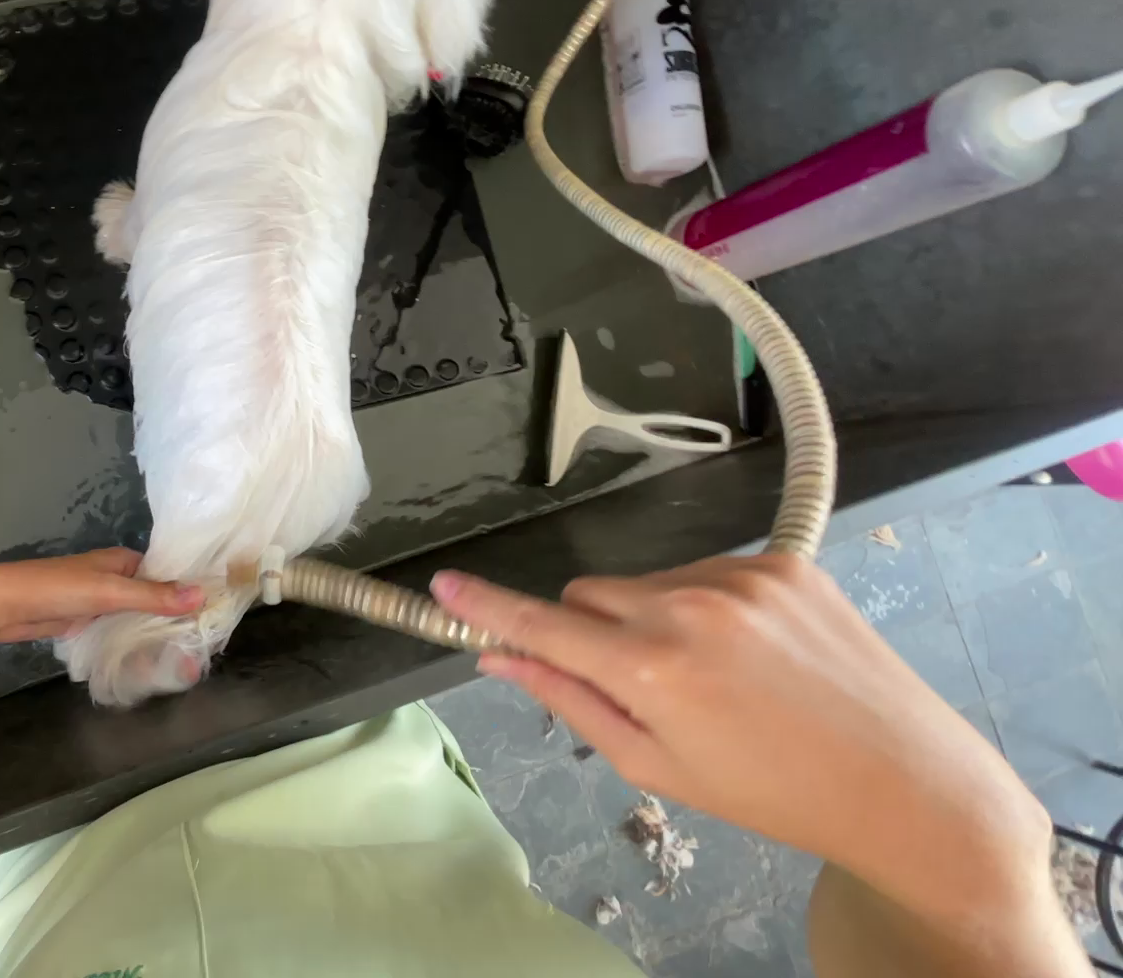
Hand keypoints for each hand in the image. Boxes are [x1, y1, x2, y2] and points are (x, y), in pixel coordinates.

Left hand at [0, 548, 202, 643]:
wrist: (5, 604)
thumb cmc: (58, 588)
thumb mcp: (110, 591)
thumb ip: (154, 596)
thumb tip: (202, 595)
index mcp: (124, 561)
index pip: (166, 575)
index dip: (188, 593)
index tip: (213, 617)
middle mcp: (115, 578)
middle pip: (153, 599)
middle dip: (173, 621)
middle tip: (200, 650)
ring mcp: (99, 601)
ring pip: (135, 618)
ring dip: (153, 636)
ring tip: (182, 662)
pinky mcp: (84, 622)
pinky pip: (116, 633)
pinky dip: (131, 644)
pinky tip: (148, 663)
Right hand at [431, 555, 1052, 927]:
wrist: (912, 788)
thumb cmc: (767, 792)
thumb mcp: (653, 764)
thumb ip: (566, 699)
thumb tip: (496, 659)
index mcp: (653, 670)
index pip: (542, 625)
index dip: (486, 604)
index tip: (443, 584)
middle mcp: (689, 608)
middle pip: (585, 594)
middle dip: (588, 629)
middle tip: (635, 679)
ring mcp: (740, 578)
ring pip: (640, 583)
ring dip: (647, 617)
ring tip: (711, 669)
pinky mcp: (781, 562)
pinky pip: (696, 570)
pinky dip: (699, 603)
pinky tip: (749, 646)